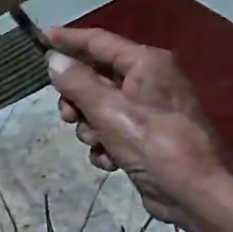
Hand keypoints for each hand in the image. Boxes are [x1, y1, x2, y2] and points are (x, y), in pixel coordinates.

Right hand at [46, 26, 224, 222]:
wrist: (193, 192)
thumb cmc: (153, 144)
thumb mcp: (108, 110)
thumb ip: (77, 83)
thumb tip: (53, 59)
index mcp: (145, 63)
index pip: (98, 41)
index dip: (67, 40)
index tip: (39, 39)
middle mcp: (147, 81)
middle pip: (94, 78)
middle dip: (77, 100)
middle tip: (69, 118)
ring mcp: (146, 112)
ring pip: (98, 110)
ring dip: (90, 129)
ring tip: (99, 144)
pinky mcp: (144, 139)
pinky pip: (111, 133)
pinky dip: (105, 146)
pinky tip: (110, 162)